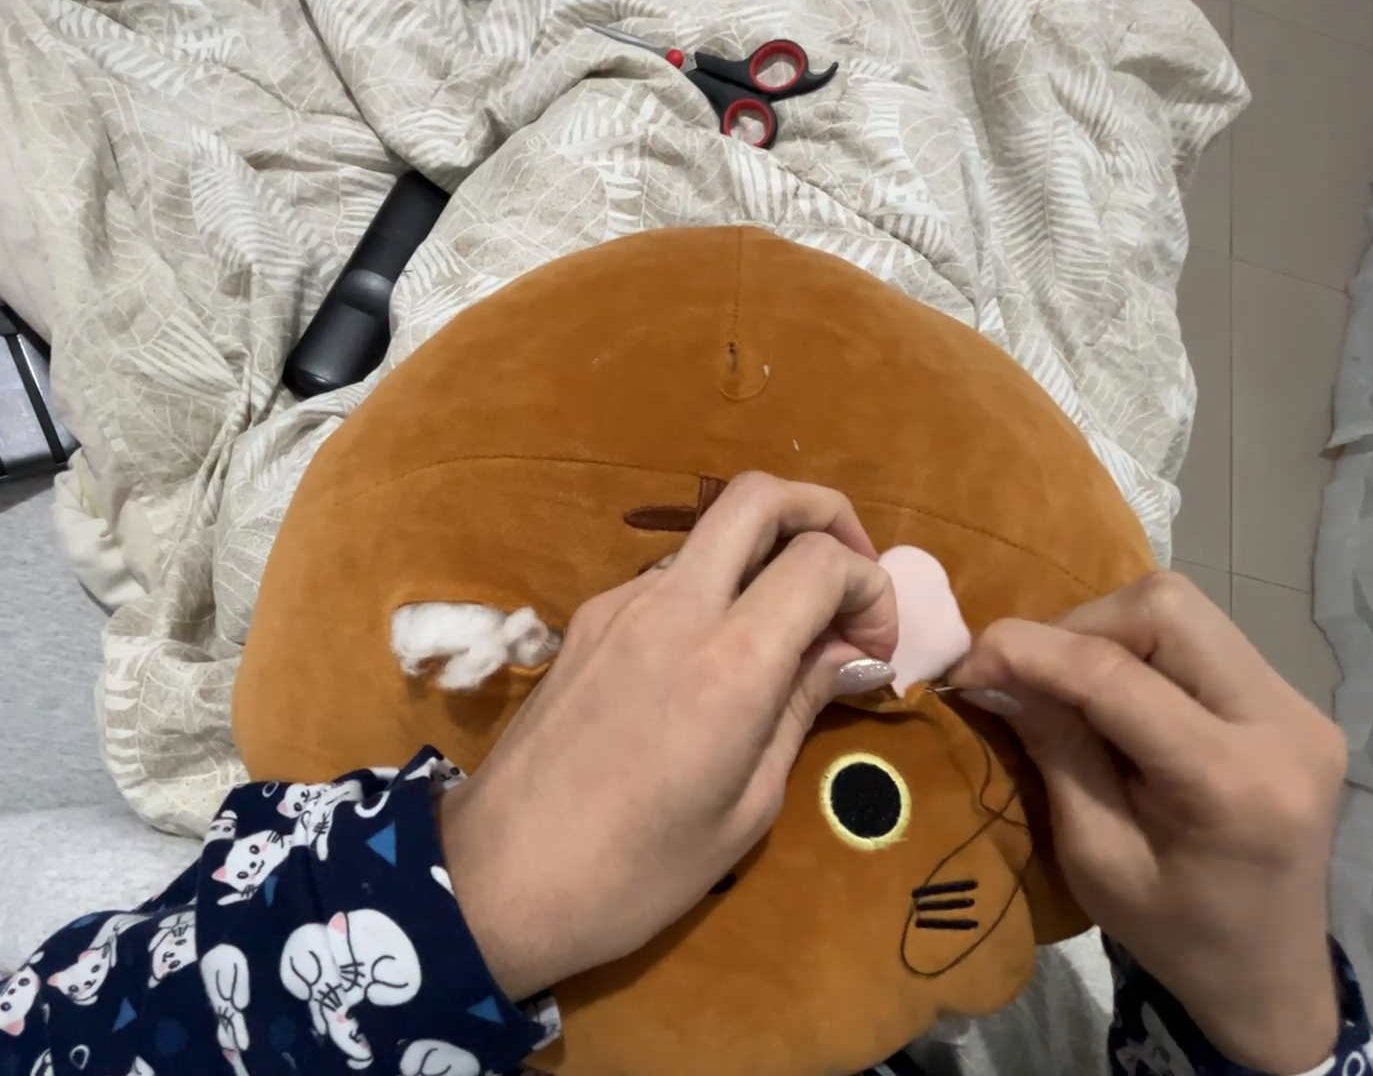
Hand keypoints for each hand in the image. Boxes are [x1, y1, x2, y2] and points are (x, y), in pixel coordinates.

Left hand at [437, 473, 898, 999]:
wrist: (500, 877)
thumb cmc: (637, 869)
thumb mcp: (748, 806)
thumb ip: (801, 705)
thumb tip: (855, 654)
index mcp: (727, 662)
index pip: (820, 560)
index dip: (870, 587)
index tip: (872, 648)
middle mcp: (671, 607)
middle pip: (756, 494)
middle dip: (823, 511)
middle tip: (847, 572)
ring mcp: (619, 602)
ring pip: (710, 532)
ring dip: (764, 554)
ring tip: (785, 625)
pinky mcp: (586, 618)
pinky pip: (669, 576)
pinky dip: (715, 588)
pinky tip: (716, 654)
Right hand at [948, 571, 1346, 1073]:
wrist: (1269, 972)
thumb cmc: (1172, 930)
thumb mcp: (1092, 852)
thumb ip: (1051, 746)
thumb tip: (992, 671)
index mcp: (1234, 784)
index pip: (1113, 674)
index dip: (1023, 652)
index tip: (963, 668)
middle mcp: (1285, 724)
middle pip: (1163, 608)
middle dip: (1074, 628)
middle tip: (1031, 677)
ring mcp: (1297, 705)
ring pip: (1177, 607)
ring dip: (1101, 631)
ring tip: (1067, 685)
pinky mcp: (1287, 699)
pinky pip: (1192, 632)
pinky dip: (1130, 645)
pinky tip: (1110, 693)